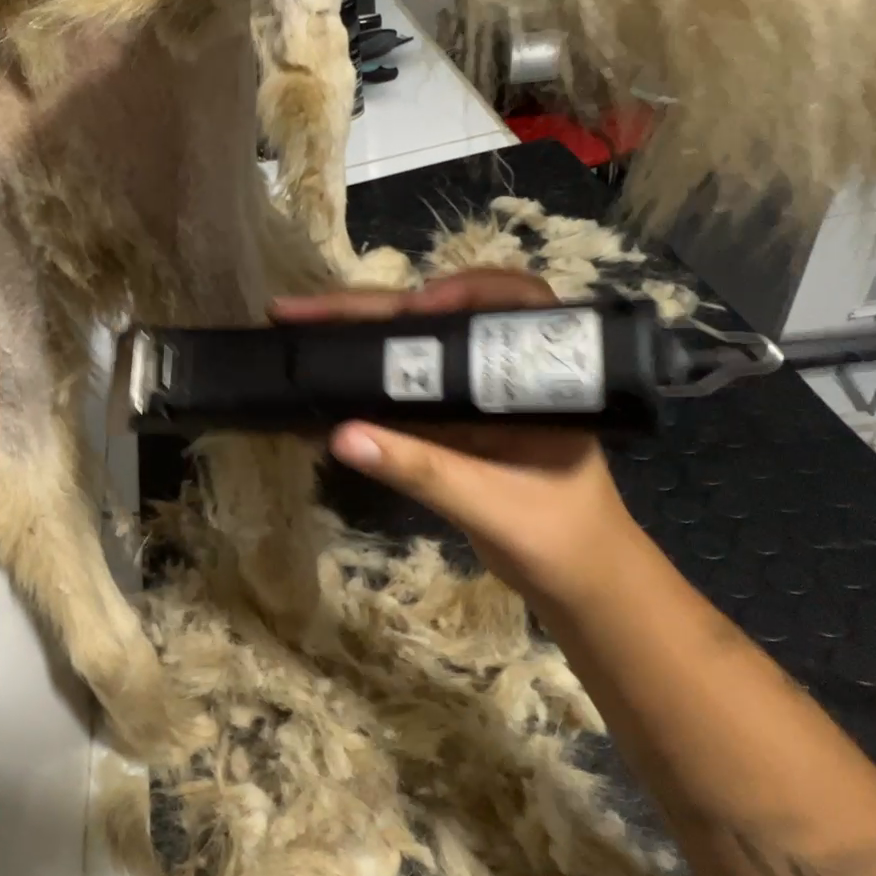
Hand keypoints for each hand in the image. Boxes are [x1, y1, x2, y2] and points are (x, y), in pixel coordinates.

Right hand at [271, 270, 653, 607]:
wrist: (576, 585)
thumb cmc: (560, 539)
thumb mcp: (492, 504)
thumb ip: (423, 470)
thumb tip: (343, 437)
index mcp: (542, 378)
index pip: (513, 304)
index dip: (467, 289)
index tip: (421, 302)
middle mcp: (505, 377)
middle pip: (436, 322)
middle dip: (369, 309)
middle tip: (299, 309)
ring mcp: (472, 401)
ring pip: (411, 351)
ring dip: (354, 339)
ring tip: (298, 328)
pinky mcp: (447, 427)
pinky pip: (398, 393)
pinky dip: (356, 387)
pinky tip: (316, 389)